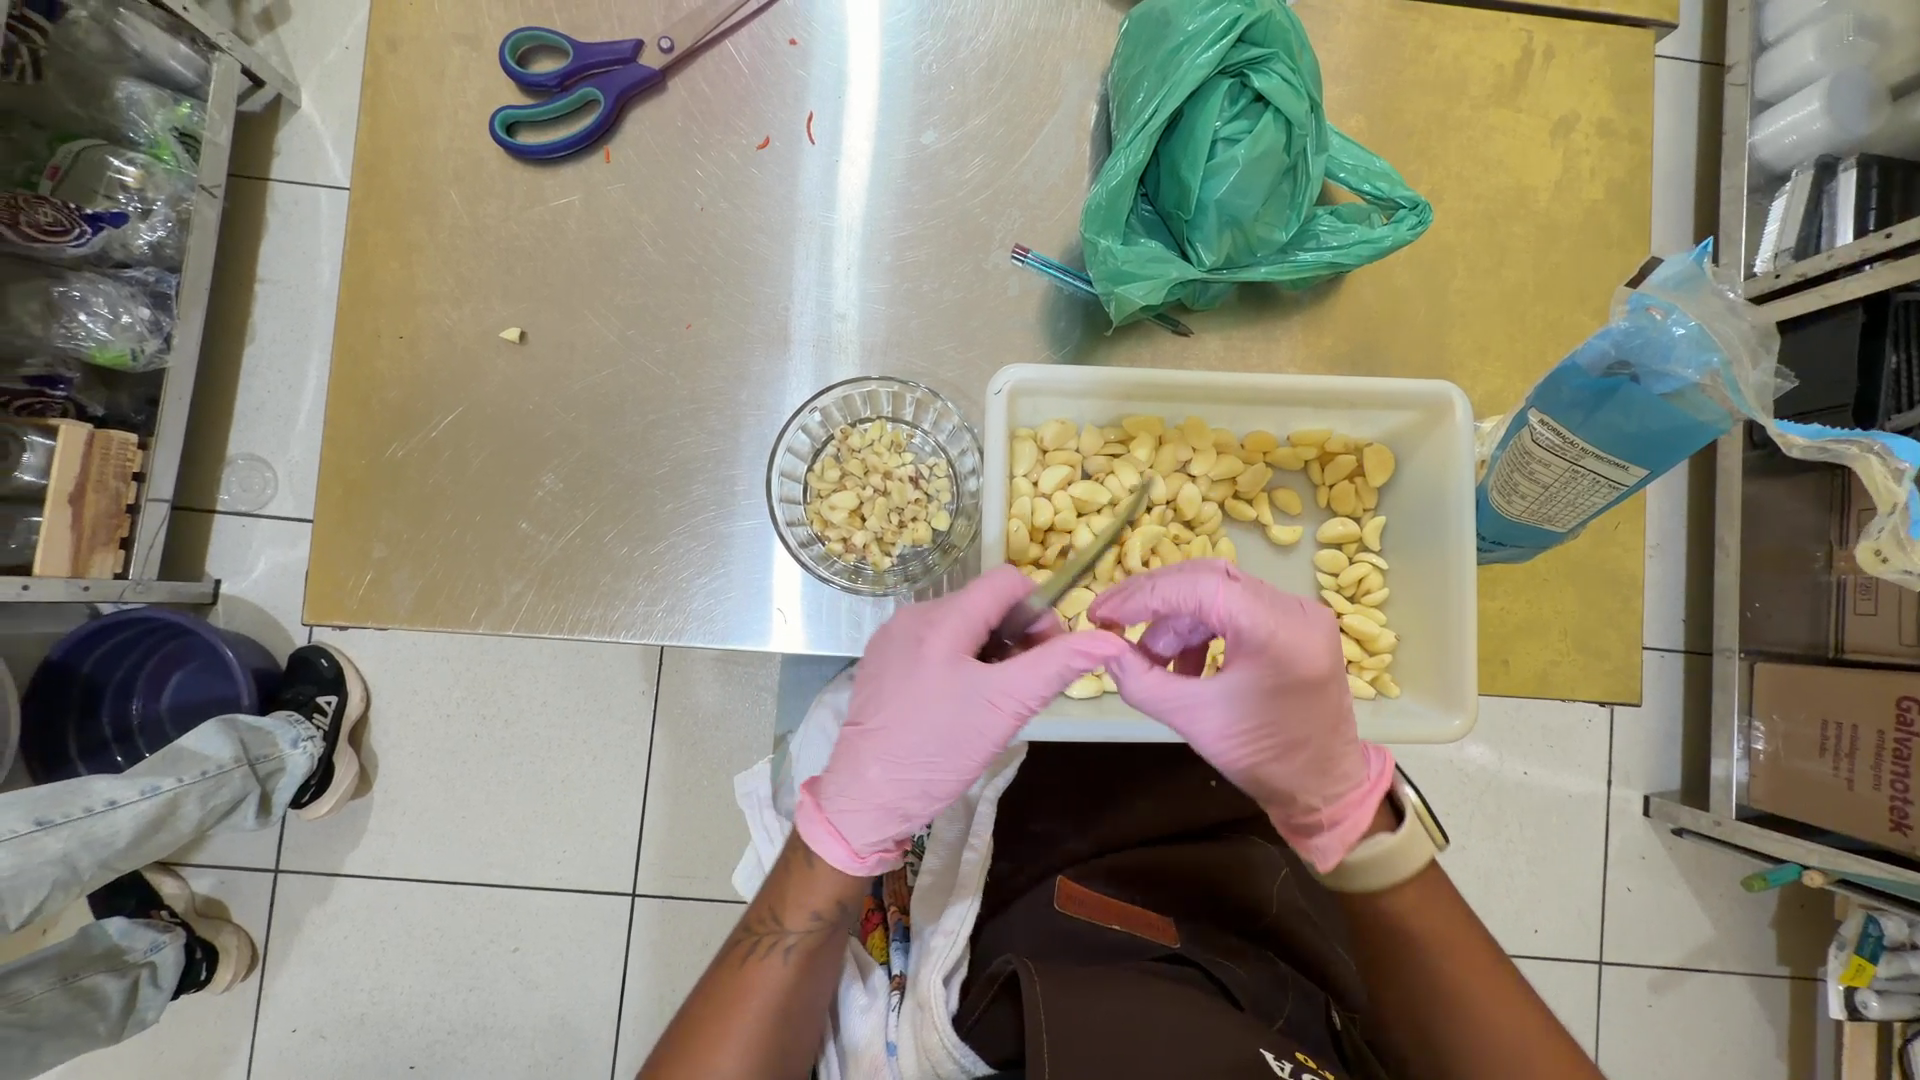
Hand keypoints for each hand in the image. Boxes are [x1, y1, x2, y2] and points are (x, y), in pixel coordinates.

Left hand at [794, 564, 1133, 875]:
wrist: (866, 798)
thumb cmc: (939, 751)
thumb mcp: (1006, 708)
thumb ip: (1057, 666)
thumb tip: (1109, 640)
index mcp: (942, 618)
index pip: (1008, 580)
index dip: (1040, 609)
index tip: (1045, 655)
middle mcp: (913, 615)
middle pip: (984, 603)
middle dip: (1014, 636)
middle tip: (1018, 686)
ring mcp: (892, 637)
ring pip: (961, 624)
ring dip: (988, 650)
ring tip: (987, 699)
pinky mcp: (880, 660)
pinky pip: (934, 642)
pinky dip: (957, 661)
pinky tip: (956, 703)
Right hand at [1088, 559, 1393, 872]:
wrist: (1324, 787)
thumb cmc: (1263, 758)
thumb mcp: (1193, 720)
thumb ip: (1141, 681)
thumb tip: (1101, 649)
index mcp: (1278, 631)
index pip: (1200, 585)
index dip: (1144, 595)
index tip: (1102, 614)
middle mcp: (1294, 609)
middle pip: (1208, 576)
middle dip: (1154, 598)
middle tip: (1111, 620)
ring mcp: (1298, 612)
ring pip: (1217, 591)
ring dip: (1175, 619)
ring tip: (1149, 659)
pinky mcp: (1293, 623)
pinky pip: (1234, 607)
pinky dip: (1199, 628)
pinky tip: (1181, 664)